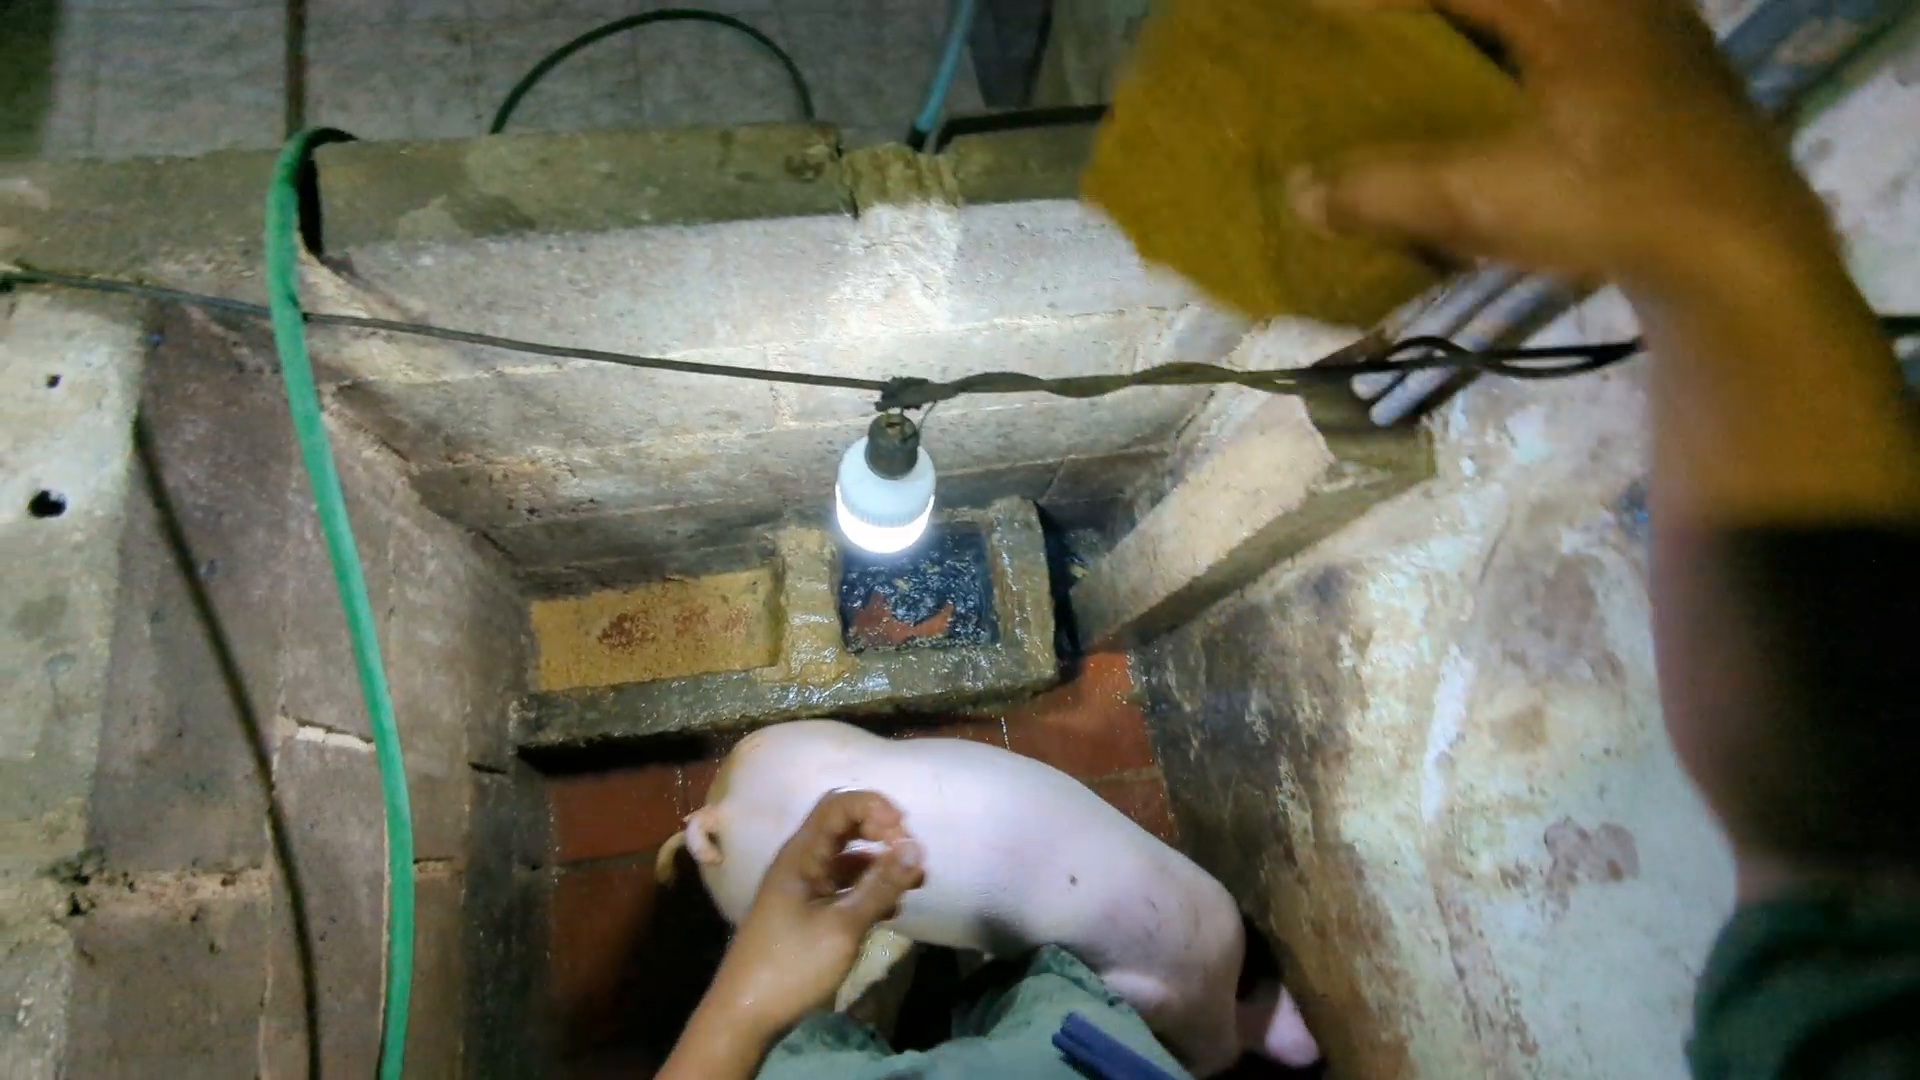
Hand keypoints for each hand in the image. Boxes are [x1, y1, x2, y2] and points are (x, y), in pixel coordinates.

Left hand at [703, 790, 925, 1039]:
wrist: (742, 1018)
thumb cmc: (790, 966)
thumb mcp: (843, 926)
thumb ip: (882, 885)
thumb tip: (917, 848)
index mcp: (803, 852)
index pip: (840, 803)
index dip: (875, 806)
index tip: (903, 830)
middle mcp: (803, 859)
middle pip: (847, 824)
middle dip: (882, 832)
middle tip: (911, 855)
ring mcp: (806, 885)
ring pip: (850, 856)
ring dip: (881, 863)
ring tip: (914, 883)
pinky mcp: (810, 909)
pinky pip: (846, 884)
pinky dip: (871, 888)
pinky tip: (892, 909)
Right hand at [1295, 0, 1840, 301]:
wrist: (1731, 252)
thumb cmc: (1607, 201)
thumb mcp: (1479, 195)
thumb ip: (1381, 190)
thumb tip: (1297, 193)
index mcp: (1573, 6)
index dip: (1378, 6)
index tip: (1319, 20)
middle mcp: (1609, 10)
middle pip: (1490, 9)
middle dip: (1418, 31)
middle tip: (1358, 57)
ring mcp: (1632, 53)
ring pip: (1521, 40)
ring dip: (1458, 61)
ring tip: (1397, 93)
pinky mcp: (1639, 99)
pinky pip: (1546, 76)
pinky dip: (1496, 94)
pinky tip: (1468, 133)